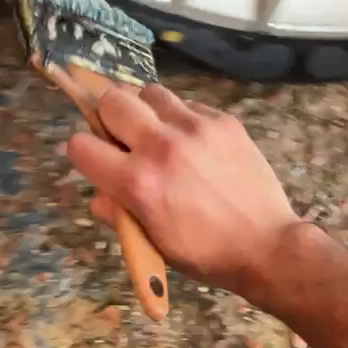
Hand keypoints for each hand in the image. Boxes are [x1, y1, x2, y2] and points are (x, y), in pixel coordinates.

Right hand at [67, 85, 304, 298]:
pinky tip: (196, 147)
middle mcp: (161, 146)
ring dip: (147, 112)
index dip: (86, 155)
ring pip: (151, 92)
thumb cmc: (206, 255)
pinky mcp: (223, 121)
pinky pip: (188, 105)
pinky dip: (183, 120)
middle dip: (111, 120)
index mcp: (139, 184)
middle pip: (112, 100)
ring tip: (161, 137)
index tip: (100, 163)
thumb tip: (100, 194)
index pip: (81, 146)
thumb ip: (120, 215)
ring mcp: (195, 128)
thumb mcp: (155, 245)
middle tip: (127, 141)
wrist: (266, 246)